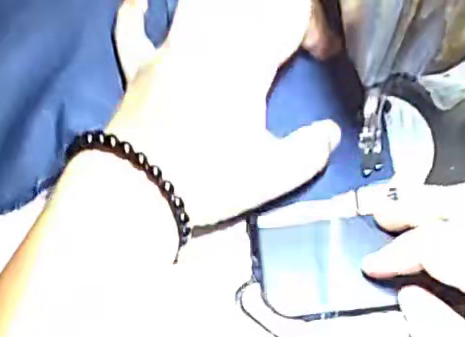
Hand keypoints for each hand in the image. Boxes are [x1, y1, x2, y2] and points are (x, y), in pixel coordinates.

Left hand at [109, 0, 341, 226]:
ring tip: (241, 24)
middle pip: (248, 0)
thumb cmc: (209, 181)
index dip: (315, 27)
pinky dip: (137, 13)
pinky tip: (141, 3)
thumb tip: (330, 136)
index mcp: (247, 59)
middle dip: (274, 12)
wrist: (143, 188)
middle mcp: (208, 39)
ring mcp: (170, 48)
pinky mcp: (140, 68)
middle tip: (286, 40)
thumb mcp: (271, 177)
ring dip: (224, 9)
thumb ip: (308, 153)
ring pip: (198, 2)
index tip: (322, 56)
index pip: (291, 15)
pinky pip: (134, 28)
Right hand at [361, 183, 464, 336]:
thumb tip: (409, 295)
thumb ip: (428, 324)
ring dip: (447, 205)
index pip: (436, 243)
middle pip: (463, 204)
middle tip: (382, 213)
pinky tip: (460, 232)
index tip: (370, 266)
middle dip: (417, 206)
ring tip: (413, 212)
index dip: (397, 253)